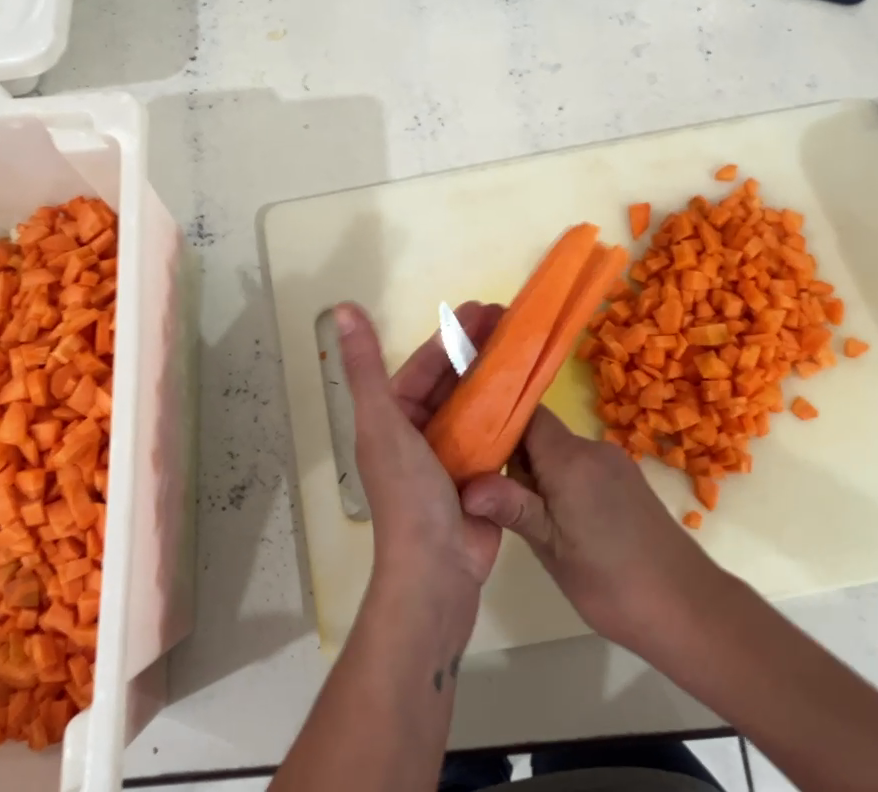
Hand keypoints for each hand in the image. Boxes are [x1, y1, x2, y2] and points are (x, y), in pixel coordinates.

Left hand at [333, 301, 505, 598]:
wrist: (437, 567)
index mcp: (391, 419)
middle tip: (514, 322)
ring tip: (531, 349)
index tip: (483, 309)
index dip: (451, 337)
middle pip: (453, 383)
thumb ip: (365, 365)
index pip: (423, 367)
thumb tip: (342, 309)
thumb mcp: (383, 421)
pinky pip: (497, 435)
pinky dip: (512, 413)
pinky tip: (535, 392)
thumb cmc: (407, 492)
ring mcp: (451, 456)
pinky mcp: (480, 476)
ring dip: (499, 378)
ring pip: (477, 406)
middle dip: (480, 352)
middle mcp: (419, 434)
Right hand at [461, 411, 726, 653]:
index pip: (524, 414)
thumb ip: (512, 509)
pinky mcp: (625, 484)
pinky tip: (549, 522)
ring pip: (557, 454)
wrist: (690, 611)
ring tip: (508, 512)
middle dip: (507, 456)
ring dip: (532, 475)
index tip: (462, 440)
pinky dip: (556, 485)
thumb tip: (465, 488)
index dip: (493, 420)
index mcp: (572, 459)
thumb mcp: (553, 551)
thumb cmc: (614, 583)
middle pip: (538, 434)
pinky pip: (577, 469)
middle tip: (477, 489)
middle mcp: (593, 450)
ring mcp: (613, 465)